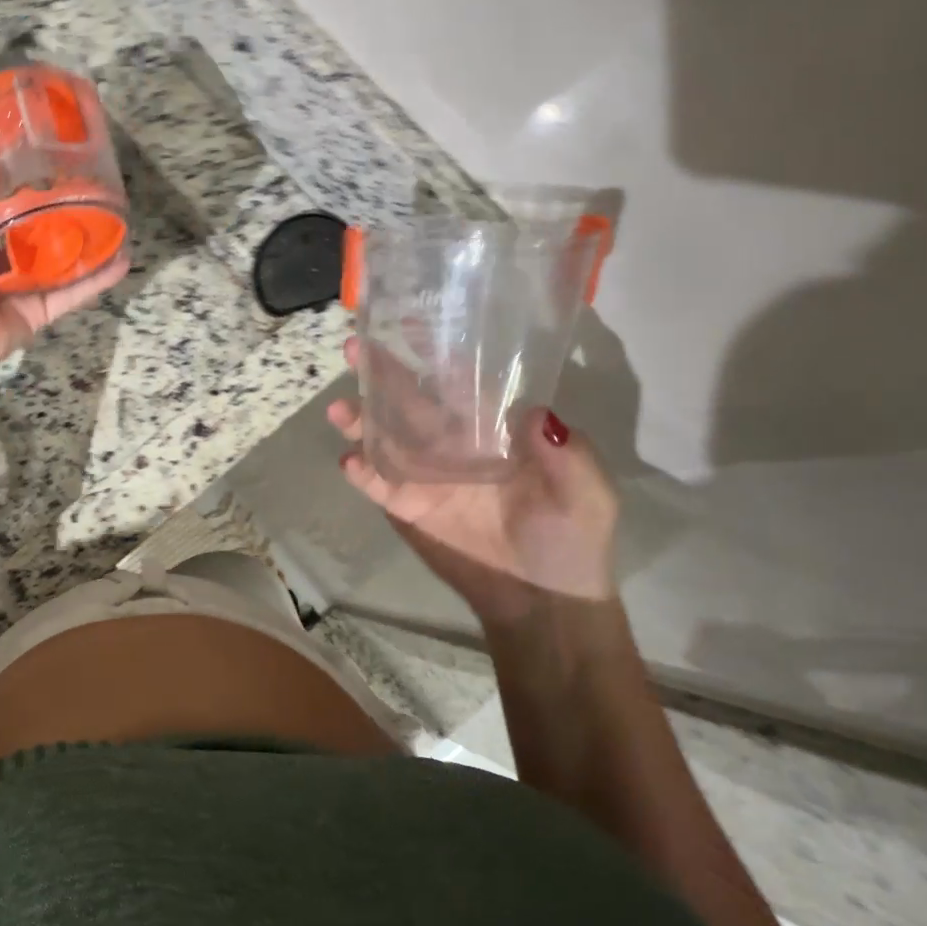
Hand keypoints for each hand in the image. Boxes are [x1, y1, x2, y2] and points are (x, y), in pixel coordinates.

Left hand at [0, 109, 130, 393]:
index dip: (7, 164)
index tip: (31, 132)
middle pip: (31, 221)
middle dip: (54, 197)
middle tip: (83, 165)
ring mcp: (21, 283)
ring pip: (59, 254)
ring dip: (85, 234)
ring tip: (113, 206)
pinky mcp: (40, 309)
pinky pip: (74, 291)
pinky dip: (99, 277)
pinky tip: (124, 256)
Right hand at [326, 337, 619, 624]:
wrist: (542, 602)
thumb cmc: (570, 539)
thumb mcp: (587, 494)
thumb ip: (567, 455)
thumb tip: (535, 413)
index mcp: (494, 431)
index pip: (460, 382)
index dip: (435, 352)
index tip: (407, 323)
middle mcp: (453, 444)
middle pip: (410, 401)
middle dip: (381, 374)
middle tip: (352, 349)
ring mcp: (425, 475)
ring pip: (384, 437)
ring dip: (360, 420)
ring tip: (339, 410)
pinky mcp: (406, 507)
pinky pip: (377, 484)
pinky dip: (361, 471)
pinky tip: (349, 462)